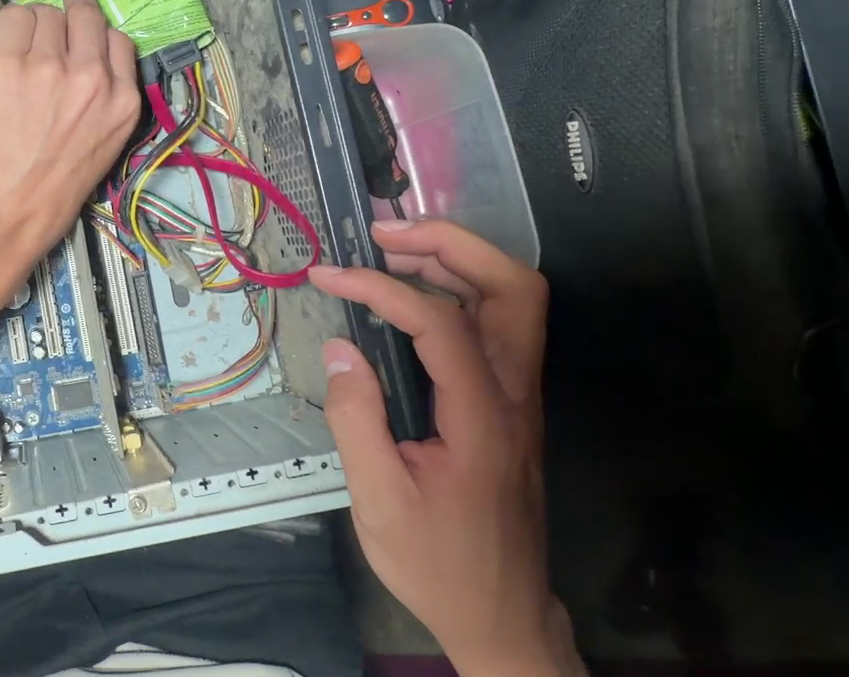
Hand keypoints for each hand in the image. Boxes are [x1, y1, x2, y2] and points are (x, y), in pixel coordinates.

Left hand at [0, 0, 141, 268]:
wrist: (0, 215)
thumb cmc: (48, 199)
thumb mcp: (100, 152)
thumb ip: (100, 106)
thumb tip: (81, 70)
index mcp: (123, 103)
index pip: (120, 43)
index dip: (99, 32)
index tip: (85, 28)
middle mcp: (92, 77)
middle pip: (86, 18)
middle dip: (72, 6)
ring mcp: (49, 66)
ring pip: (46, 14)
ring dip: (35, 22)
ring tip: (21, 41)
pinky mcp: (7, 62)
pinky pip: (13, 18)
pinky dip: (10, 24)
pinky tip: (4, 40)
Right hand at [309, 220, 579, 676]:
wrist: (503, 614)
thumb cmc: (438, 562)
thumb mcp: (379, 501)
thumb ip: (357, 420)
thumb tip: (341, 349)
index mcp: (485, 418)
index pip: (441, 322)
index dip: (381, 287)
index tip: (327, 277)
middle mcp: (517, 395)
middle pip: (513, 288)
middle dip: (451, 244)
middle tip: (384, 234)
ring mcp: (521, 397)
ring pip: (514, 299)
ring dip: (458, 260)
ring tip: (392, 249)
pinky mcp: (511, 404)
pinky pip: (498, 323)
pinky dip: (458, 289)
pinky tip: (412, 294)